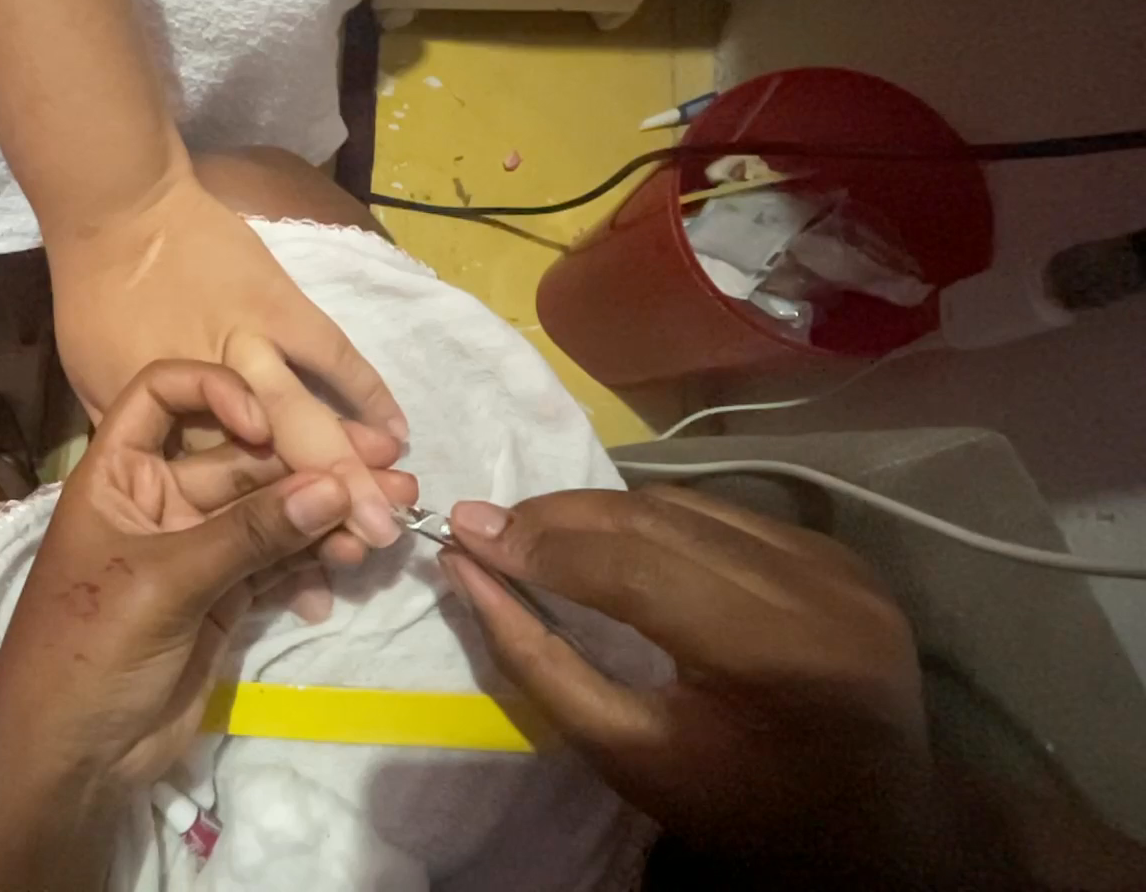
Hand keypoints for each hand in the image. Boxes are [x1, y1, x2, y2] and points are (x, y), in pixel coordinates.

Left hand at [0, 361, 413, 890]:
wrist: (74, 760)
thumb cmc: (90, 651)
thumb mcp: (164, 583)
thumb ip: (249, 535)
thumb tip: (333, 487)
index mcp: (121, 471)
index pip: (164, 394)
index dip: (216, 392)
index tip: (265, 424)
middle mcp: (161, 494)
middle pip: (239, 457)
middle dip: (308, 462)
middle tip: (384, 465)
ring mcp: (197, 543)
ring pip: (269, 510)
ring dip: (326, 510)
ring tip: (391, 513)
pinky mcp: (225, 589)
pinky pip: (277, 559)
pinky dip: (313, 558)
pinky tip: (352, 561)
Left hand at [46, 159, 409, 562]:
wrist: (117, 205)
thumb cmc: (93, 297)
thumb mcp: (86, 380)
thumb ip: (127, 432)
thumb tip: (160, 478)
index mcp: (157, 409)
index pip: (208, 474)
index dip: (252, 508)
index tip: (292, 538)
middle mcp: (210, 384)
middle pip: (268, 454)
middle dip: (322, 502)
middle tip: (373, 540)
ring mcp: (250, 342)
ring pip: (304, 413)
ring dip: (352, 459)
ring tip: (396, 499)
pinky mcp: (282, 305)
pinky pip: (330, 351)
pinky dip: (363, 387)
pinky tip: (394, 427)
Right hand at [438, 486, 972, 886]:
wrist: (874, 834)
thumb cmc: (736, 808)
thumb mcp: (617, 750)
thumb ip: (531, 655)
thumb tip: (463, 566)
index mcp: (781, 658)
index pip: (634, 570)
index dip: (540, 545)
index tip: (462, 530)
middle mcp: (822, 592)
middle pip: (651, 519)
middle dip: (552, 517)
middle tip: (485, 526)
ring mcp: (836, 564)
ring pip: (673, 502)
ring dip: (591, 513)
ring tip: (537, 537)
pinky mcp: (830, 551)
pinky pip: (707, 509)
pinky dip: (640, 518)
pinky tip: (610, 543)